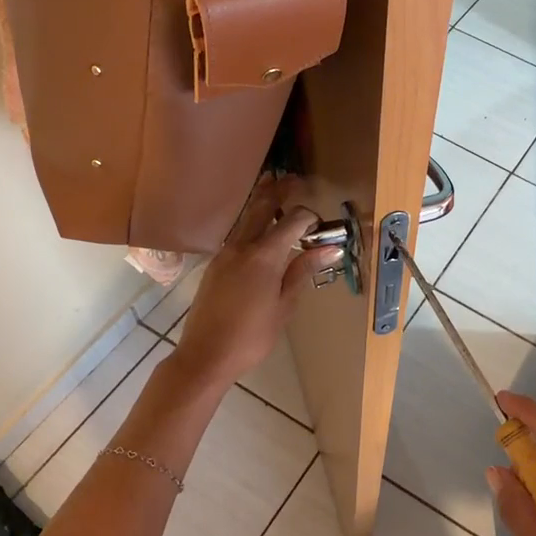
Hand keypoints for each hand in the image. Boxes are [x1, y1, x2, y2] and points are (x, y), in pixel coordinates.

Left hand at [171, 174, 338, 386]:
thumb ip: (303, 271)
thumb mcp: (284, 306)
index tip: (321, 227)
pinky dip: (251, 223)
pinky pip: (237, 233)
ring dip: (262, 202)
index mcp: (264, 256)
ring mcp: (224, 253)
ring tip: (276, 191)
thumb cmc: (252, 336)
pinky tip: (259, 230)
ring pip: (246, 217)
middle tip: (296, 180)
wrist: (205, 355)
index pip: (292, 221)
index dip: (309, 218)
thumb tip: (330, 250)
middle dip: (280, 190)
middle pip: (262, 206)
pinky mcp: (215, 264)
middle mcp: (242, 246)